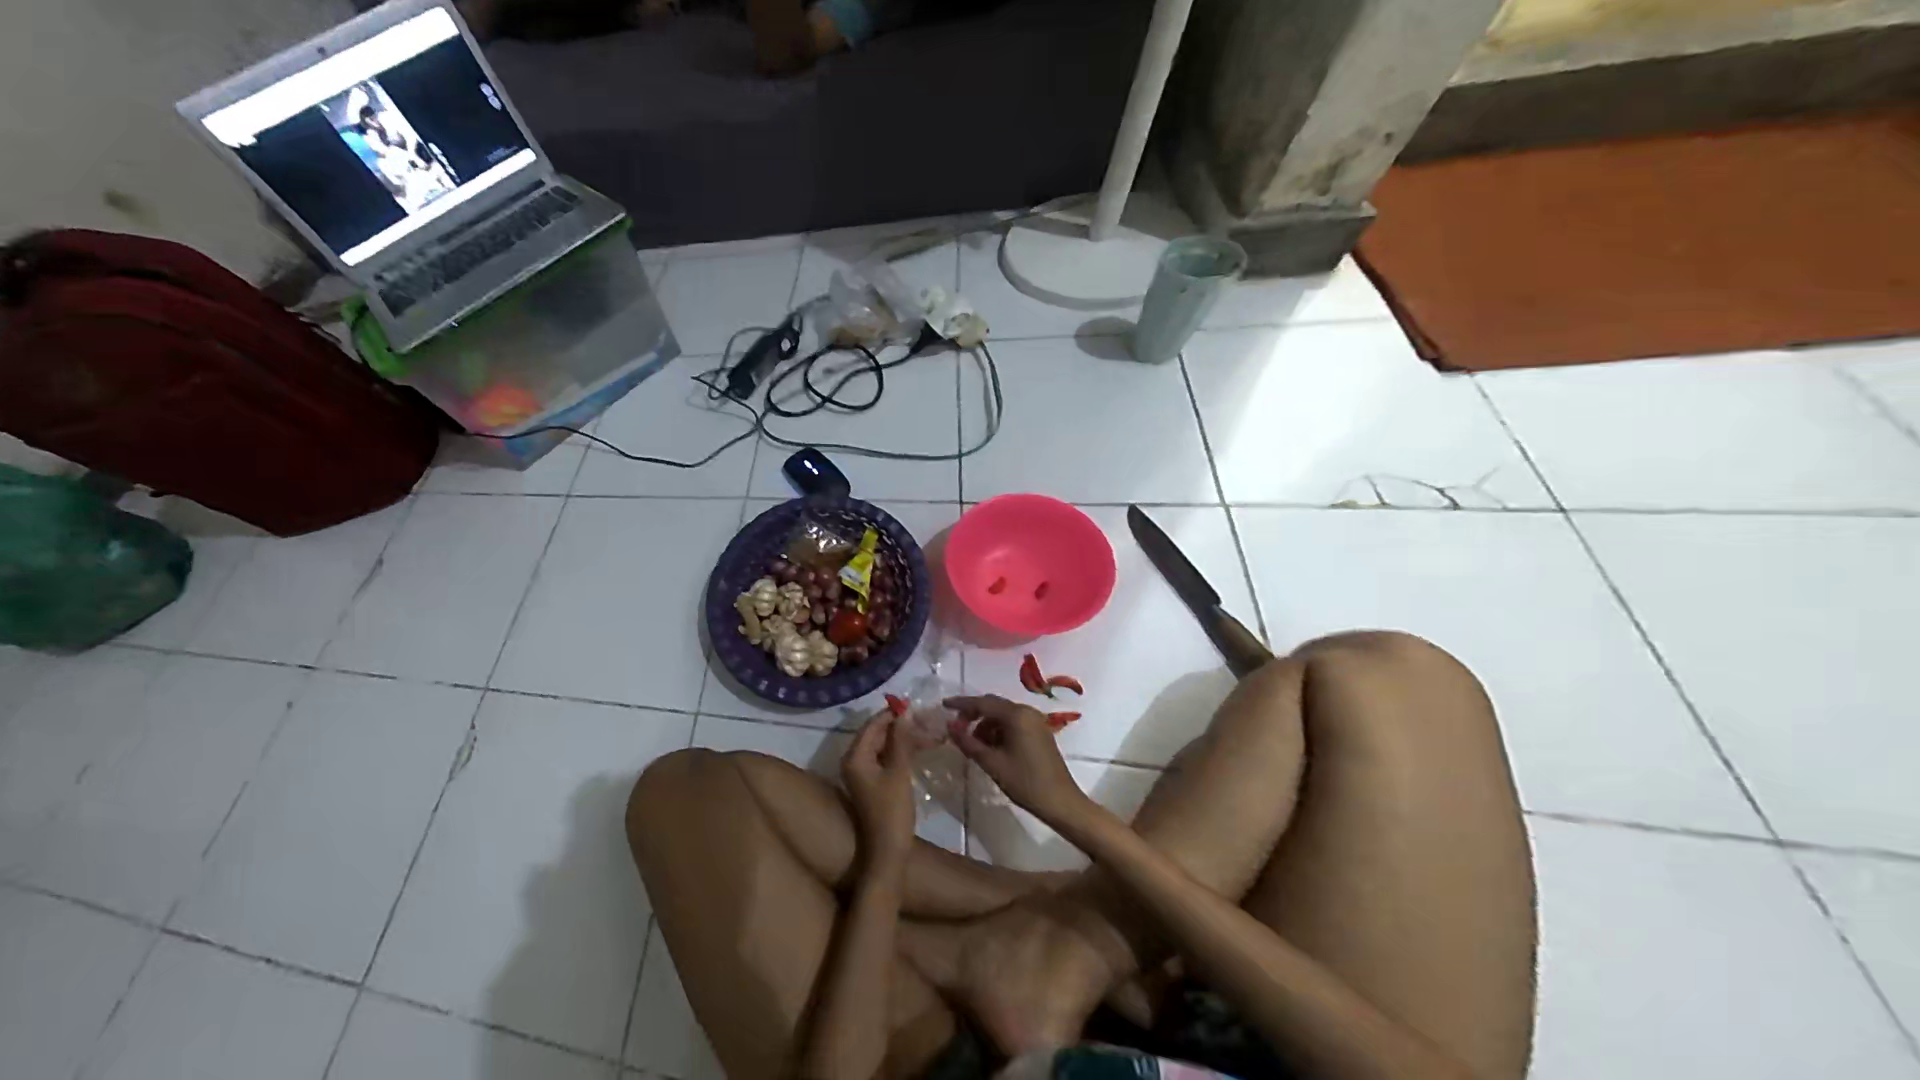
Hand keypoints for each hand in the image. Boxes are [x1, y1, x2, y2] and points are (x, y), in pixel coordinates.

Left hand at [840, 712, 928, 871]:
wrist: (888, 850)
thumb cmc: (892, 810)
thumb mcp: (899, 771)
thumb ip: (900, 740)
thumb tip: (903, 714)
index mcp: (854, 757)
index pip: (872, 725)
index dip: (892, 713)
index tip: (914, 704)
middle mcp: (852, 761)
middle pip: (876, 734)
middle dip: (899, 725)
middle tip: (925, 719)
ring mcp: (860, 773)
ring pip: (882, 746)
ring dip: (902, 738)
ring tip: (927, 734)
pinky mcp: (870, 782)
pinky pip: (884, 758)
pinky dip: (899, 751)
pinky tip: (918, 749)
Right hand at [944, 695, 1091, 827]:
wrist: (1060, 801)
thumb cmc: (1025, 782)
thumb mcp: (992, 763)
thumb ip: (968, 742)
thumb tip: (950, 725)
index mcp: (1016, 715)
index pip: (983, 702)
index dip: (961, 704)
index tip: (944, 705)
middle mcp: (1027, 711)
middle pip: (994, 705)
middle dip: (973, 715)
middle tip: (957, 729)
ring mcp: (1035, 721)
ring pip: (1003, 715)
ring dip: (986, 725)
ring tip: (974, 746)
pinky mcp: (1039, 732)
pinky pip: (1014, 723)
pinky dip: (999, 731)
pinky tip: (991, 748)